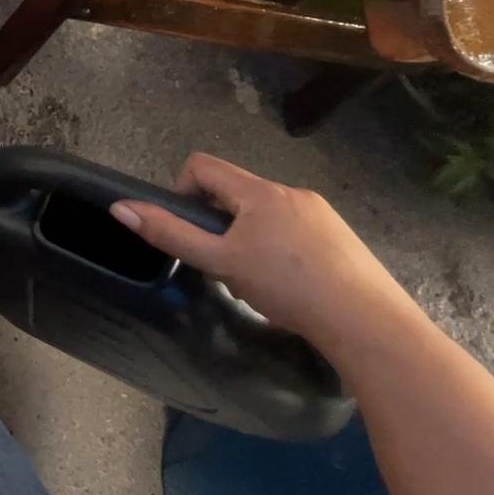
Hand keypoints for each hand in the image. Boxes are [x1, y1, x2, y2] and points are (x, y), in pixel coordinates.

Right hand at [111, 153, 413, 350]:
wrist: (373, 329)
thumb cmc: (290, 288)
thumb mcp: (219, 262)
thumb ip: (168, 233)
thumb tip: (120, 208)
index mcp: (261, 192)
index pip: (202, 165)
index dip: (182, 189)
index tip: (189, 228)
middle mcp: (292, 193)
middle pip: (232, 190)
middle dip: (215, 220)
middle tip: (219, 260)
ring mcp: (322, 215)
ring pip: (261, 212)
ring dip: (244, 235)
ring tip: (252, 275)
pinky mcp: (342, 238)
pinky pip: (290, 228)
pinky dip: (275, 246)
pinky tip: (286, 282)